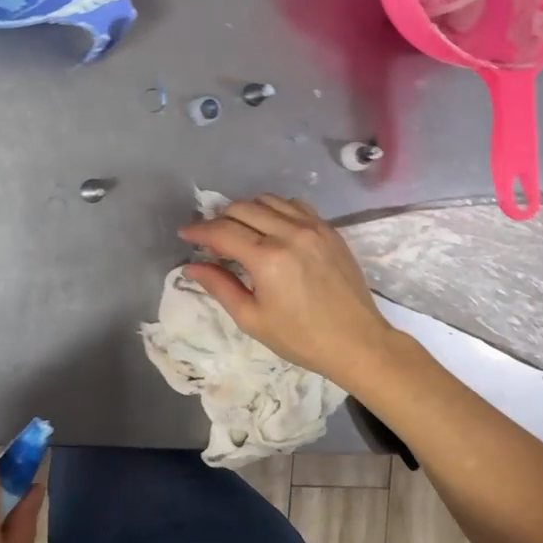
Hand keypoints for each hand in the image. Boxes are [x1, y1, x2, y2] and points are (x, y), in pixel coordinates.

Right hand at [179, 194, 407, 382]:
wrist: (358, 342)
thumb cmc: (301, 338)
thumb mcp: (252, 318)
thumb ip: (220, 286)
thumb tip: (191, 267)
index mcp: (268, 259)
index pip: (222, 231)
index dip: (198, 231)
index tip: (184, 235)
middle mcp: (290, 233)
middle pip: (242, 209)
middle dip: (219, 219)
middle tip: (210, 239)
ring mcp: (313, 227)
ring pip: (267, 200)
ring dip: (246, 211)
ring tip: (239, 231)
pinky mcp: (329, 229)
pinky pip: (294, 205)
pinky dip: (275, 209)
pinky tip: (270, 228)